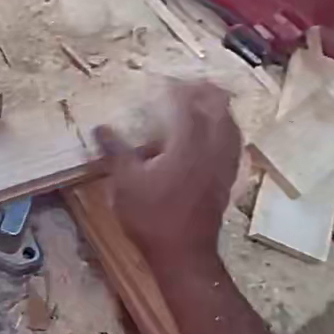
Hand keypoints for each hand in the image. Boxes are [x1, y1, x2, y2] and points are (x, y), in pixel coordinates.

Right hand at [93, 79, 240, 267]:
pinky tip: (216, 135)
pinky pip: (233, 145)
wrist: (183, 254)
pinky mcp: (226, 180)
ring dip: (220, 109)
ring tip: (208, 101)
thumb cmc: (151, 217)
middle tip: (192, 82)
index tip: (166, 79)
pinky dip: (226, 130)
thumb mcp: (124, 183)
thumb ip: (116, 151)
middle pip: (219, 110)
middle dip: (207, 92)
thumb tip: (100, 128)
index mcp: (187, 145)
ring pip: (231, 127)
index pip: (188, 105)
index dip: (178, 88)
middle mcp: (211, 150)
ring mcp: (223, 166)